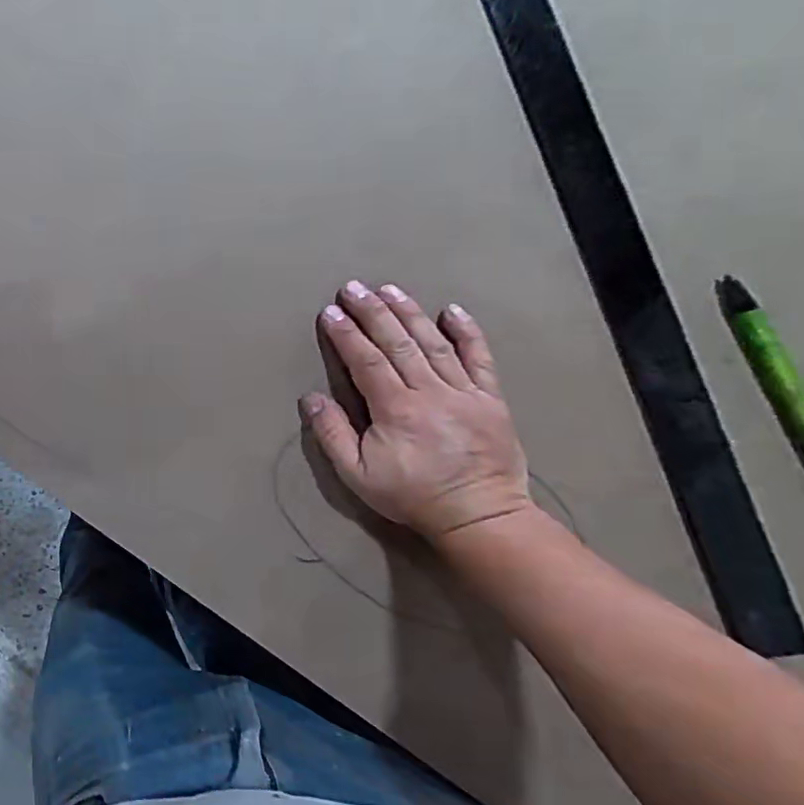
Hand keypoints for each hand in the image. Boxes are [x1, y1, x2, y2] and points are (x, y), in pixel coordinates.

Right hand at [301, 281, 532, 539]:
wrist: (482, 517)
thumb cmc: (411, 495)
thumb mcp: (357, 474)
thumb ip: (332, 434)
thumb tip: (311, 398)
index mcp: (397, 410)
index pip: (367, 362)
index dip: (346, 335)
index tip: (329, 312)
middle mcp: (433, 394)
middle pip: (399, 344)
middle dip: (373, 312)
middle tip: (353, 287)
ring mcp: (467, 394)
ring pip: (434, 344)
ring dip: (409, 313)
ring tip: (389, 289)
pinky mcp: (492, 400)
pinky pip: (480, 360)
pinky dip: (467, 334)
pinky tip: (452, 311)